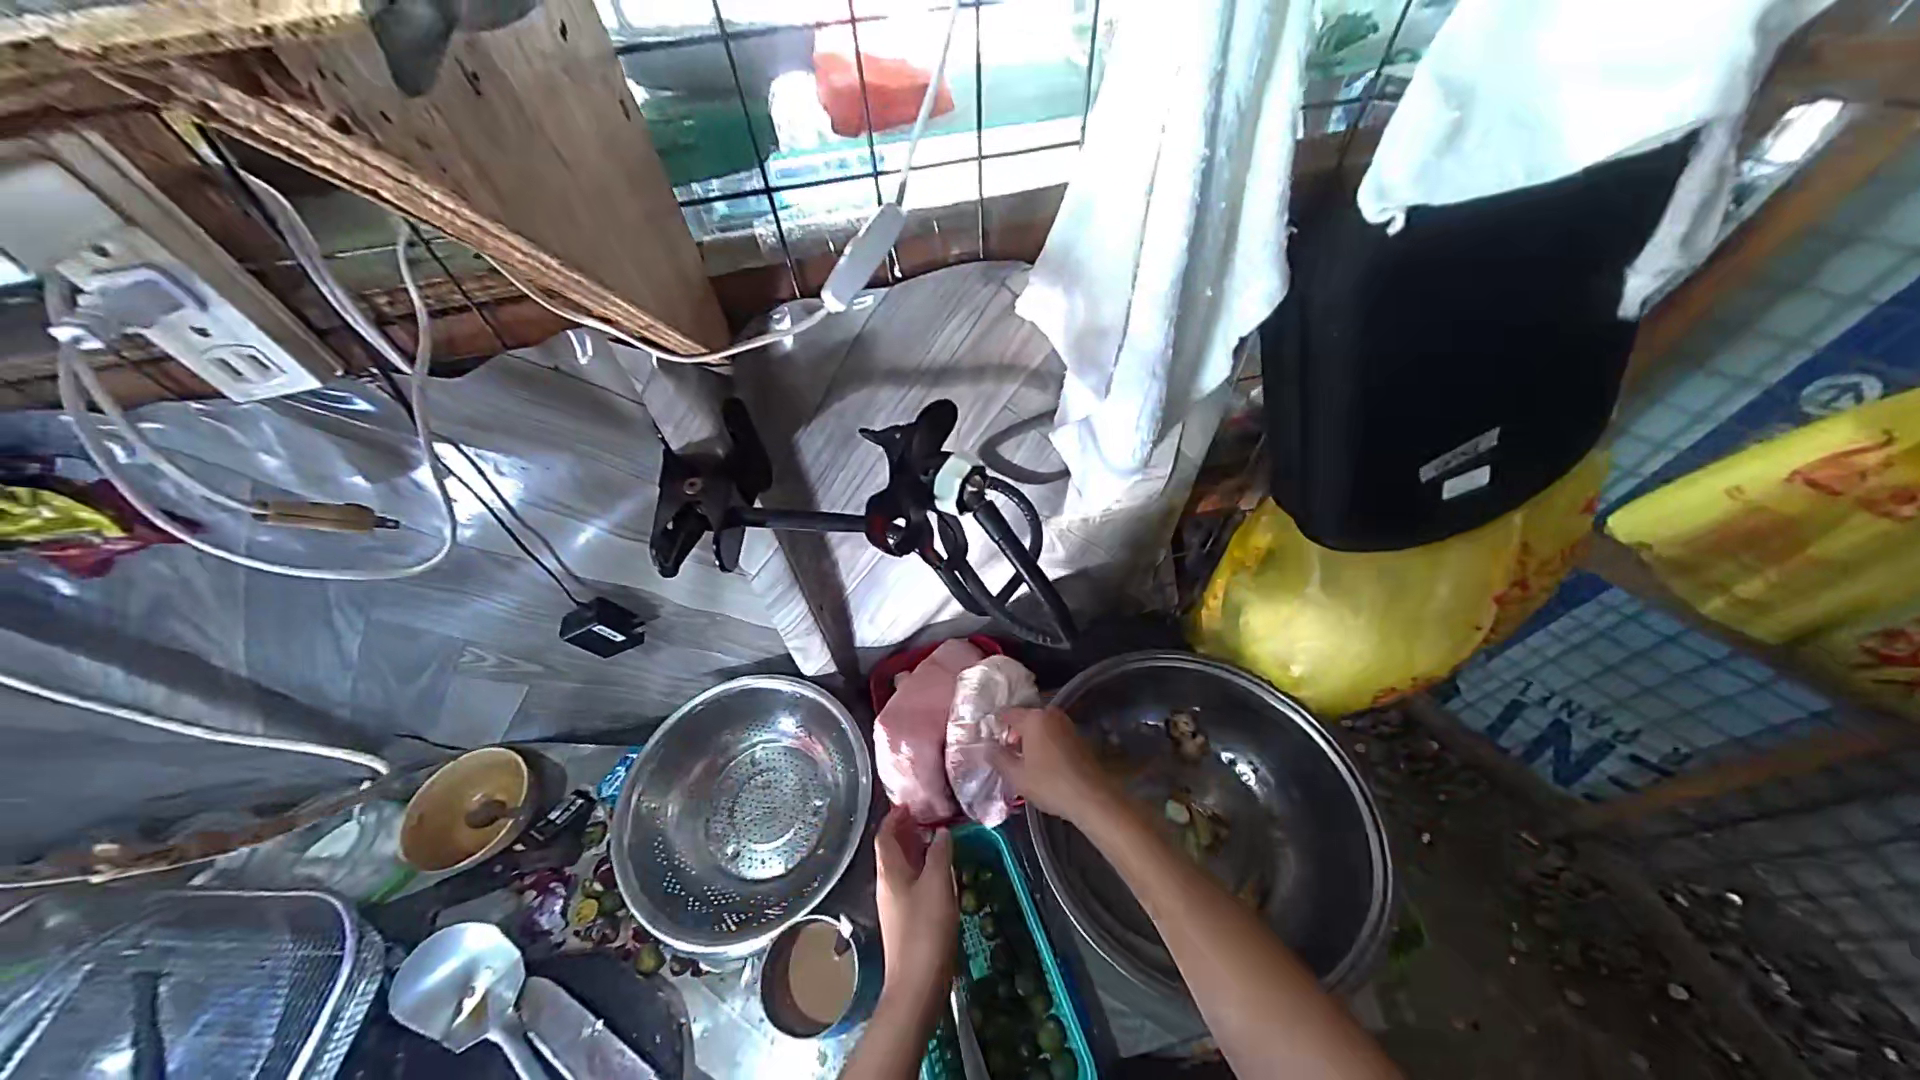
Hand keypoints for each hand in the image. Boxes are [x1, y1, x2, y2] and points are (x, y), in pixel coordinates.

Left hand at [873, 805, 955, 1011]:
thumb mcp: (938, 884)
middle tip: (930, 814)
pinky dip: (924, 869)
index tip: (912, 801)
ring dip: (917, 849)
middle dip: (908, 830)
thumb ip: (940, 853)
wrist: (916, 986)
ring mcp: (895, 904)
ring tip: (940, 837)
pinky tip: (942, 873)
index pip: (885, 834)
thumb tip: (941, 831)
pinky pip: (912, 883)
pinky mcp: (906, 920)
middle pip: (892, 849)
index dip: (896, 815)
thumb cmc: (925, 930)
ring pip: (903, 866)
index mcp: (888, 871)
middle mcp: (887, 884)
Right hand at [990, 707, 1120, 826]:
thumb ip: (998, 758)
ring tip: (1024, 763)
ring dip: (1030, 740)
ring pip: (1040, 727)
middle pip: (1025, 719)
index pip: (1006, 714)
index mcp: (1034, 718)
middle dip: (1014, 735)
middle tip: (1006, 756)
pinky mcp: (1077, 736)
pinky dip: (1044, 744)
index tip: (989, 743)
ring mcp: (1067, 724)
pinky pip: (1053, 734)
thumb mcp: (1017, 775)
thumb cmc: (1050, 784)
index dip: (995, 727)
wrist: (1092, 797)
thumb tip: (987, 747)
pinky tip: (1043, 765)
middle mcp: (1051, 714)